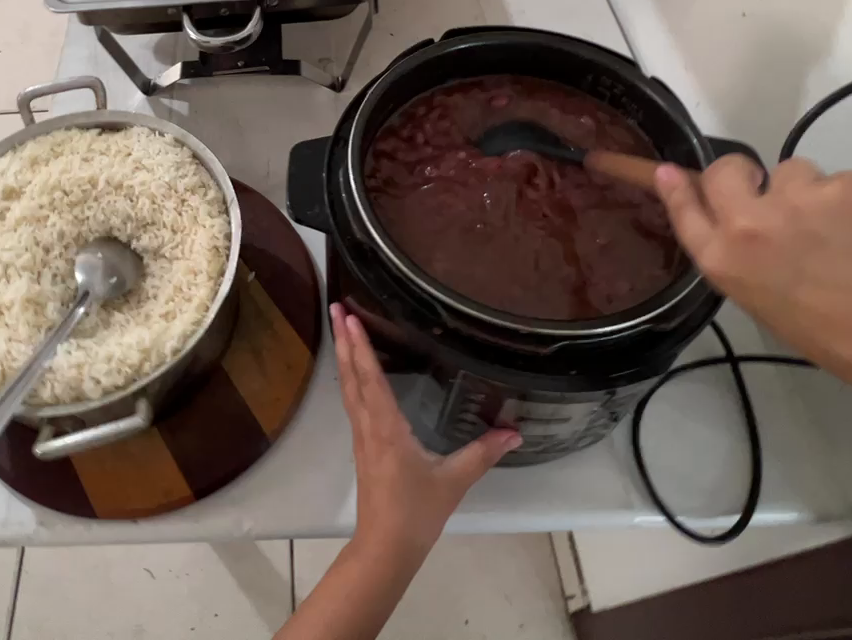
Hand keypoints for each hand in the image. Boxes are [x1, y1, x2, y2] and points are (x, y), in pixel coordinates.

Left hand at [330, 304, 519, 557]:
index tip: (348, 317)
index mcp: (386, 427)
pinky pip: (351, 401)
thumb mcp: (453, 481)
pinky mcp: (362, 444)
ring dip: (344, 355)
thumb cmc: (417, 512)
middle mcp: (368, 424)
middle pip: (351, 375)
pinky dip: (350, 377)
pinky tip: (353, 371)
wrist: (386, 546)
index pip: (370, 377)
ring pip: (348, 387)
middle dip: (344, 340)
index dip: (360, 345)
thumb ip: (483, 453)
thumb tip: (515, 431)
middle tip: (336, 306)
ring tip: (340, 328)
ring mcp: (361, 435)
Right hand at [652, 157, 851, 389]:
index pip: (683, 206)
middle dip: (741, 175)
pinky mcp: (850, 183)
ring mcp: (800, 197)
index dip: (675, 186)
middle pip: (726, 169)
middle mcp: (751, 222)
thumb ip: (736, 254)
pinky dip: (851, 199)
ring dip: (806, 192)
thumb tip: (726, 218)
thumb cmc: (838, 338)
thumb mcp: (762, 301)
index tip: (670, 171)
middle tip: (768, 195)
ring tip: (840, 229)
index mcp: (724, 260)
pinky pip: (838, 179)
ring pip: (791, 171)